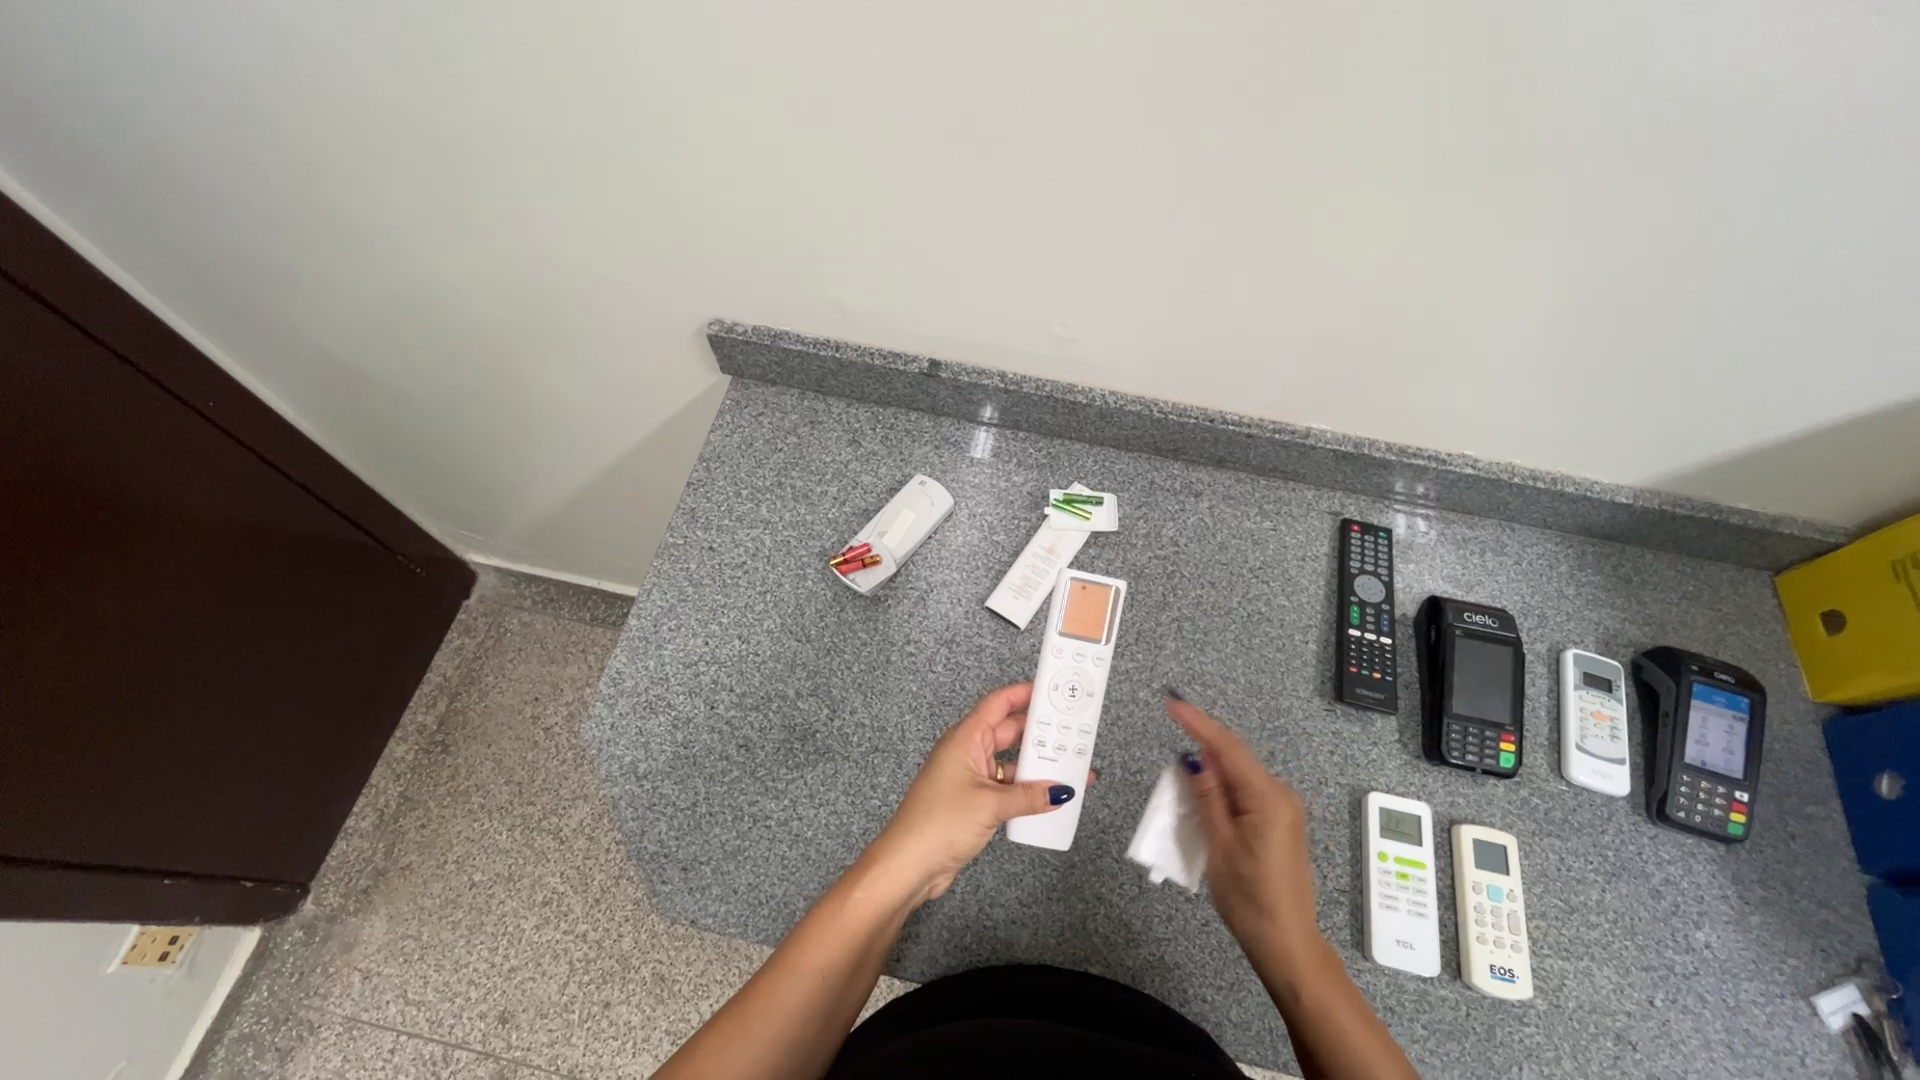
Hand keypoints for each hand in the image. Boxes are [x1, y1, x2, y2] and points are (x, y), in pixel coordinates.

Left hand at [863, 683, 1075, 904]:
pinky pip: (1006, 786)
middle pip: (1008, 731)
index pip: (998, 703)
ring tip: (1069, 766)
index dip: (1024, 693)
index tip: (1051, 691)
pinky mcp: (973, 800)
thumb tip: (1059, 791)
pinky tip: (1048, 797)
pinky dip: (1026, 789)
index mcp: (965, 739)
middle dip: (1039, 732)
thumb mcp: (990, 804)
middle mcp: (967, 752)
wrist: (909, 864)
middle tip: (1071, 732)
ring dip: (1036, 765)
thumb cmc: (937, 824)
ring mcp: (970, 777)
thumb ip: (1028, 796)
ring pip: (1010, 761)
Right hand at [1167, 691, 1324, 974]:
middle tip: (1171, 728)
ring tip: (1181, 770)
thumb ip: (1207, 796)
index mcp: (1268, 798)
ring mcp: (1283, 809)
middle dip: (1203, 743)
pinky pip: (1246, 792)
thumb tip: (1193, 757)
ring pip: (1240, 775)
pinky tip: (1204, 794)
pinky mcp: (1279, 822)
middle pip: (1235, 758)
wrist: (1285, 941)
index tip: (1172, 701)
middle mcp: (1281, 796)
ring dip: (1211, 769)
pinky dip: (1223, 788)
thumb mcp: (1219, 845)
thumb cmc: (1249, 897)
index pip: (1227, 748)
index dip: (1198, 722)